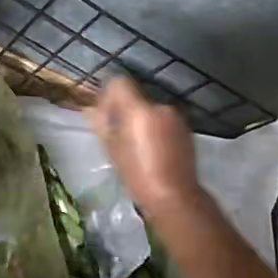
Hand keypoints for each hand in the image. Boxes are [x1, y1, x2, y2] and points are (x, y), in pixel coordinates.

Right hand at [82, 74, 199, 211]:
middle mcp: (160, 107)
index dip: (109, 93)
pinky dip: (155, 127)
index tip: (104, 112)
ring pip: (150, 109)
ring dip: (141, 119)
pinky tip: (152, 148)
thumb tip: (91, 110)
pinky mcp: (186, 130)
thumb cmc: (136, 172)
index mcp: (139, 110)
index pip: (120, 82)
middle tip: (117, 131)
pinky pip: (163, 120)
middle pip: (135, 96)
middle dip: (124, 109)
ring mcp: (176, 118)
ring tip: (136, 143)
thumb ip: (101, 122)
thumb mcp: (111, 147)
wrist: (175, 196)